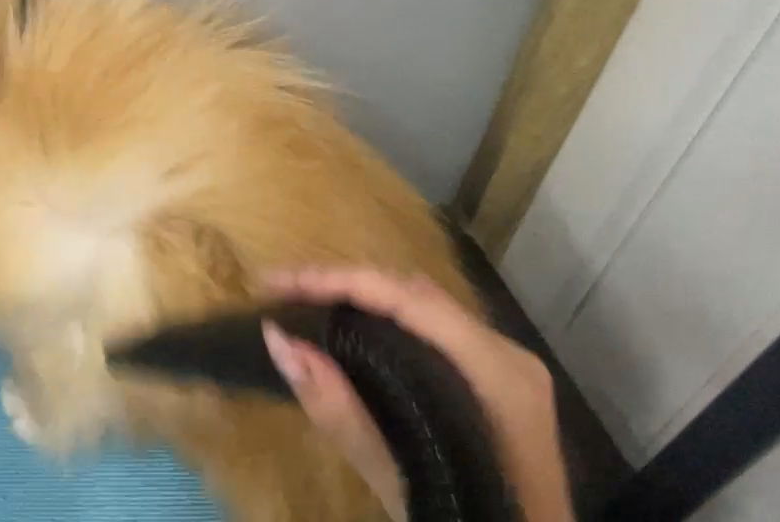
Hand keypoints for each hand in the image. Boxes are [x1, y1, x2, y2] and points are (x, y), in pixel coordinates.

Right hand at [261, 268, 574, 521]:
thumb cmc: (466, 516)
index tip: (273, 284)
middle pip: (409, 292)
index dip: (331, 280)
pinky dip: (382, 318)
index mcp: (493, 370)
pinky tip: (349, 330)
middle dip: (339, 284)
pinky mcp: (498, 380)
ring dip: (358, 297)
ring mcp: (507, 365)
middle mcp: (506, 352)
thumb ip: (339, 409)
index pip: (400, 296)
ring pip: (419, 304)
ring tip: (302, 303)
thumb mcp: (397, 474)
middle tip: (279, 293)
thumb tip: (276, 336)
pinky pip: (430, 327)